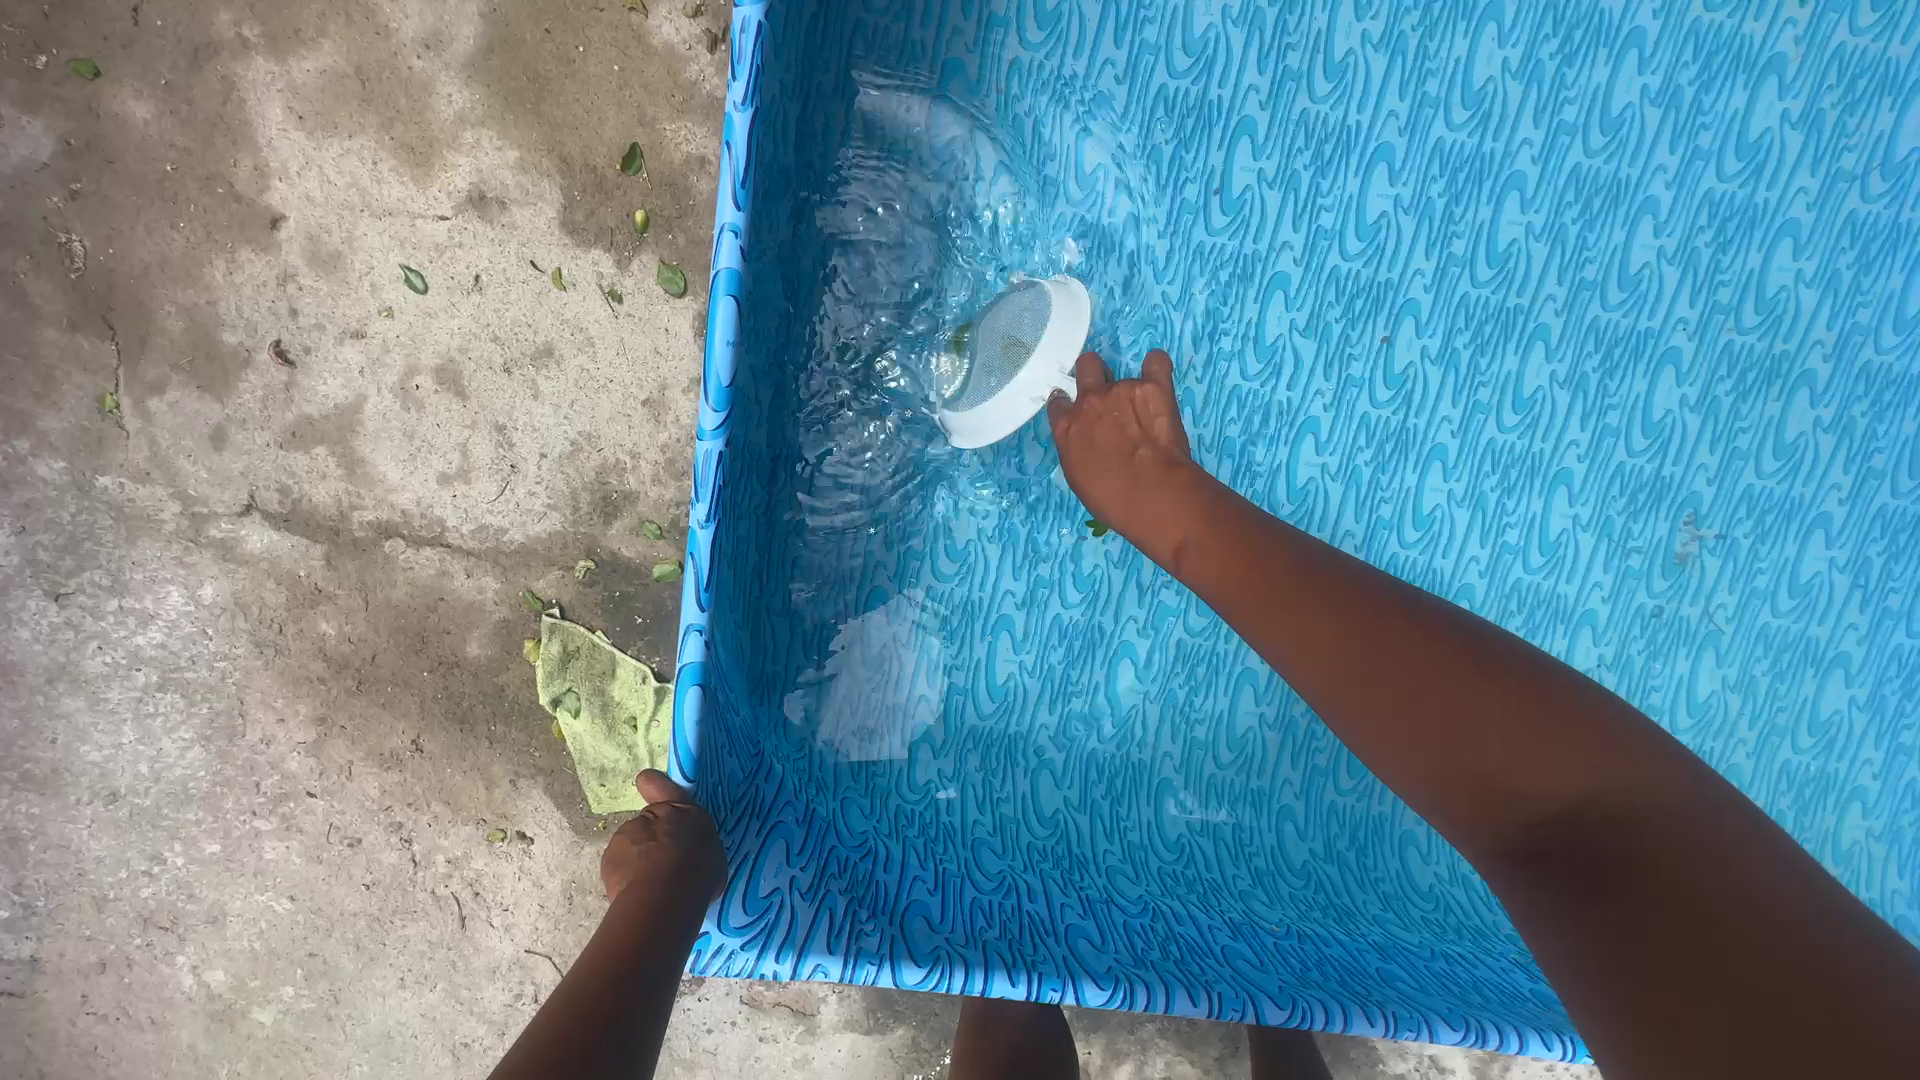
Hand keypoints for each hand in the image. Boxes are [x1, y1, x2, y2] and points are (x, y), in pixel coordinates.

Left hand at [600, 770, 726, 905]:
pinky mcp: (608, 857)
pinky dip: (624, 877)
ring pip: (631, 846)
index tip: (647, 783)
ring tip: (649, 885)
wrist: (666, 894)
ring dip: (637, 860)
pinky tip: (636, 892)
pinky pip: (617, 866)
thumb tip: (689, 854)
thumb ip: (695, 845)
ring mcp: (627, 834)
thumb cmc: (699, 870)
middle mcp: (653, 815)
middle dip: (651, 839)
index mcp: (683, 810)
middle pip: (648, 823)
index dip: (653, 784)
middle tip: (663, 865)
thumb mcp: (710, 851)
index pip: (661, 785)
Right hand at [1047, 349, 1201, 555]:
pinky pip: (1156, 362)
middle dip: (1094, 375)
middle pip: (1086, 367)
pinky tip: (1159, 379)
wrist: (1153, 494)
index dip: (1069, 405)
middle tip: (1107, 397)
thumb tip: (1084, 438)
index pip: (1059, 401)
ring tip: (1144, 409)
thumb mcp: (1078, 475)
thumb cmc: (1112, 498)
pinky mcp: (1154, 387)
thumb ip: (1076, 447)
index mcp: (1067, 426)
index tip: (1080, 413)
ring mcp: (1122, 390)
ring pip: (1121, 370)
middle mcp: (1090, 401)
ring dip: (1129, 387)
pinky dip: (1156, 367)